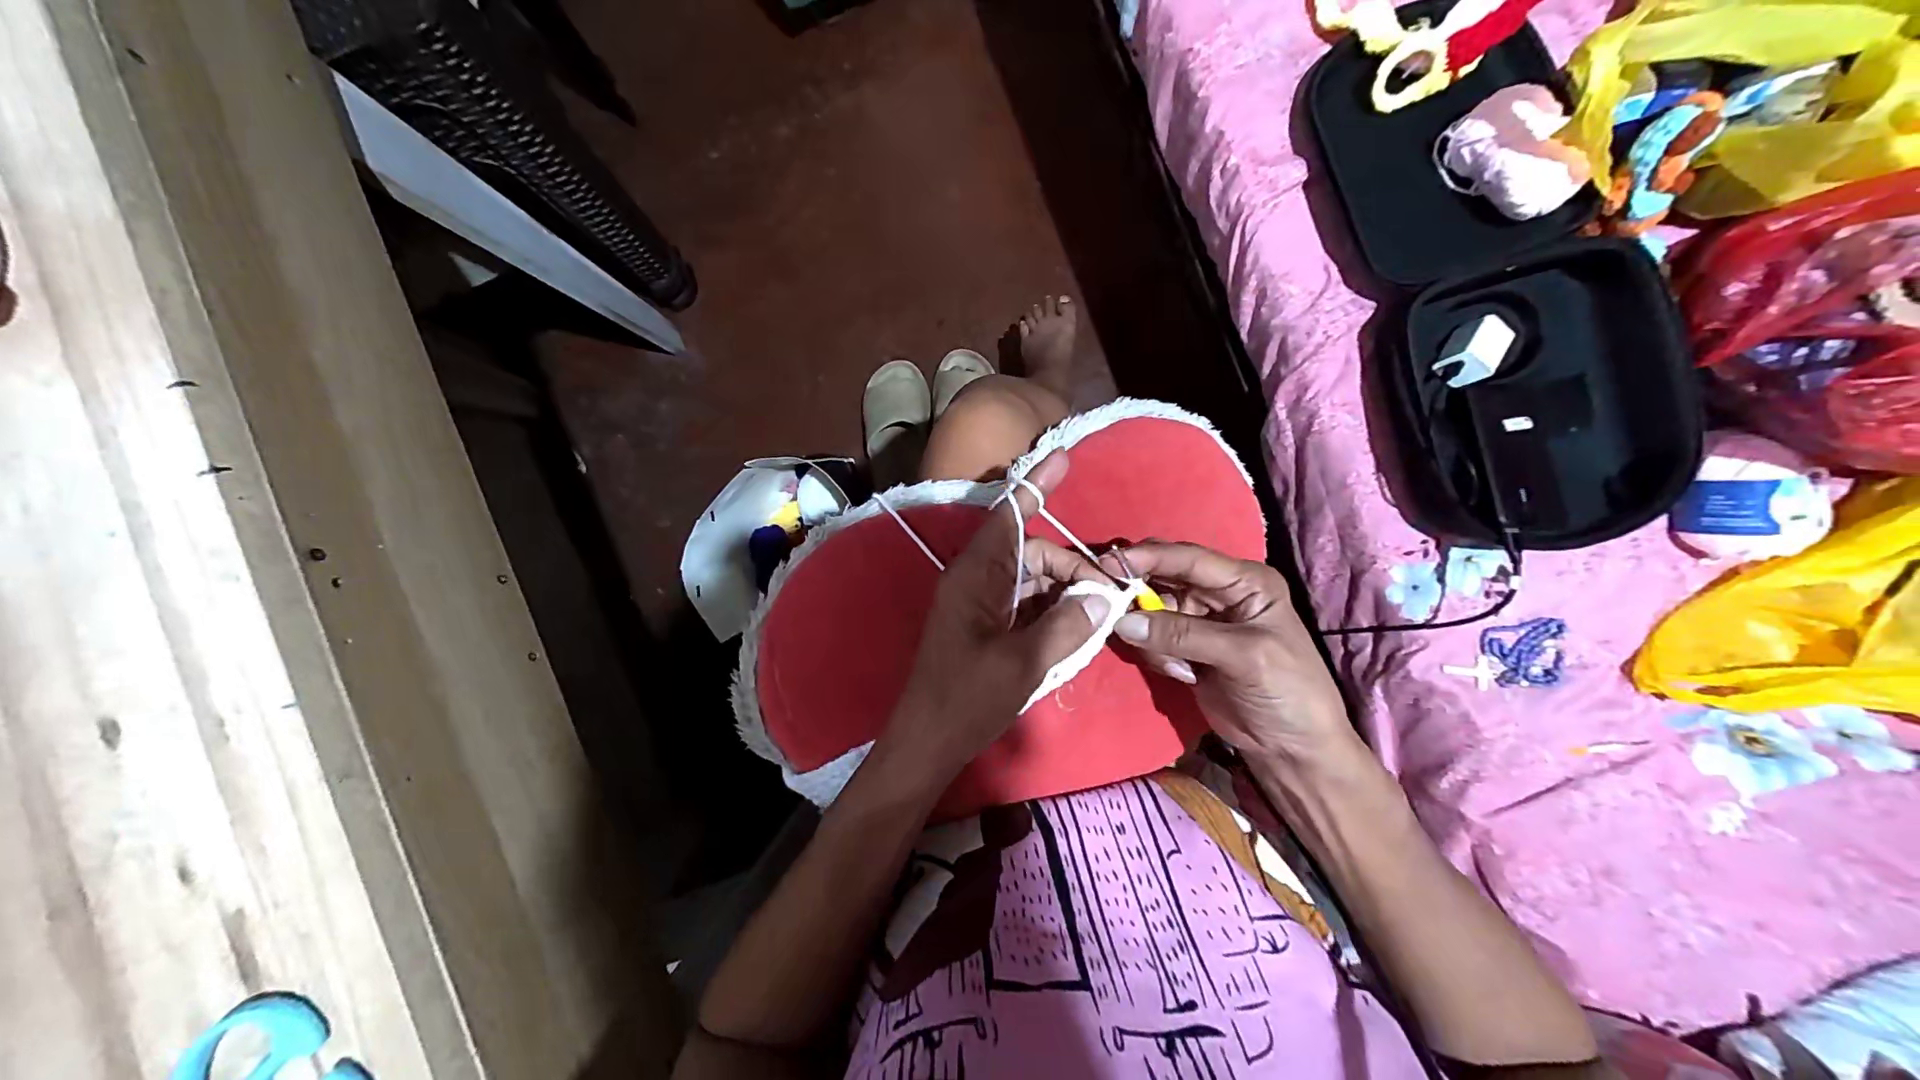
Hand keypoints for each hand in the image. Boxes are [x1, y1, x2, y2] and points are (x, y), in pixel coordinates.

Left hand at [882, 452, 1110, 781]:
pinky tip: (1076, 627)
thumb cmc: (967, 700)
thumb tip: (1101, 596)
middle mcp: (974, 580)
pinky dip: (1051, 609)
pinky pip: (1023, 603)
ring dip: (1064, 590)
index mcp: (975, 576)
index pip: (1009, 515)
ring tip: (1097, 614)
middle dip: (1070, 565)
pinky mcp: (983, 626)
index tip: (1062, 455)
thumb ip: (1067, 626)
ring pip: (1030, 579)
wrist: (926, 743)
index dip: (1036, 485)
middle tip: (1109, 596)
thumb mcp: (1024, 664)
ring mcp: (978, 604)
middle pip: (1031, 551)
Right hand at [1100, 541, 1357, 765]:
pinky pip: (1152, 638)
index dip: (1147, 557)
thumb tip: (1123, 622)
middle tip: (1112, 610)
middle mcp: (1220, 593)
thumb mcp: (1244, 656)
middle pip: (1163, 577)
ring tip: (1179, 668)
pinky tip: (1183, 675)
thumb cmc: (1287, 692)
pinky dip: (1156, 654)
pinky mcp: (1186, 647)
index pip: (1188, 558)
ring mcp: (1201, 620)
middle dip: (1139, 594)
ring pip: (1151, 609)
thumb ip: (1184, 634)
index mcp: (1245, 581)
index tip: (1106, 564)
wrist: (1293, 748)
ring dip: (1151, 636)